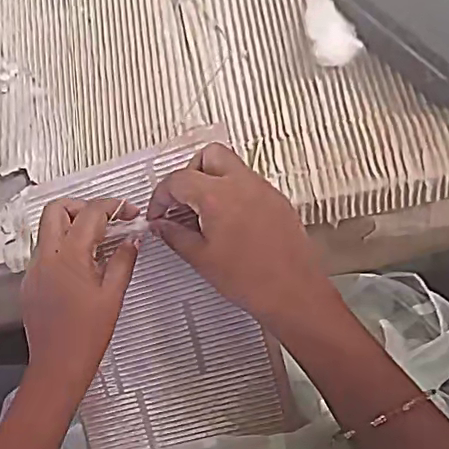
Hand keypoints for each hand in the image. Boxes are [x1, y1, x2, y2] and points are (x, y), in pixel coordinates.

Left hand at [20, 198, 137, 402]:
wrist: (58, 364)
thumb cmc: (84, 338)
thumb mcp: (112, 295)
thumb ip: (123, 261)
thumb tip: (131, 241)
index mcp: (69, 256)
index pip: (90, 212)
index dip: (113, 207)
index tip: (127, 213)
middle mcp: (46, 259)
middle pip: (57, 209)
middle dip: (82, 207)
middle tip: (104, 220)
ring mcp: (34, 271)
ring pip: (46, 231)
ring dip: (70, 228)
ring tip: (95, 246)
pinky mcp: (29, 285)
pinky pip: (43, 255)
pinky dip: (61, 251)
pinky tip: (79, 269)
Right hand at [148, 144, 340, 331]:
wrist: (291, 291)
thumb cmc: (252, 279)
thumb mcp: (200, 258)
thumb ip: (174, 236)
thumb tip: (161, 226)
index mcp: (218, 196)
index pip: (179, 179)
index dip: (161, 196)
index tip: (157, 213)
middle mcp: (243, 184)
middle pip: (208, 156)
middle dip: (187, 175)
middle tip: (178, 203)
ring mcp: (263, 190)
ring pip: (230, 167)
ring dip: (209, 183)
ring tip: (199, 217)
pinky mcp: (276, 201)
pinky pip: (247, 184)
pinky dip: (229, 194)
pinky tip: (222, 224)